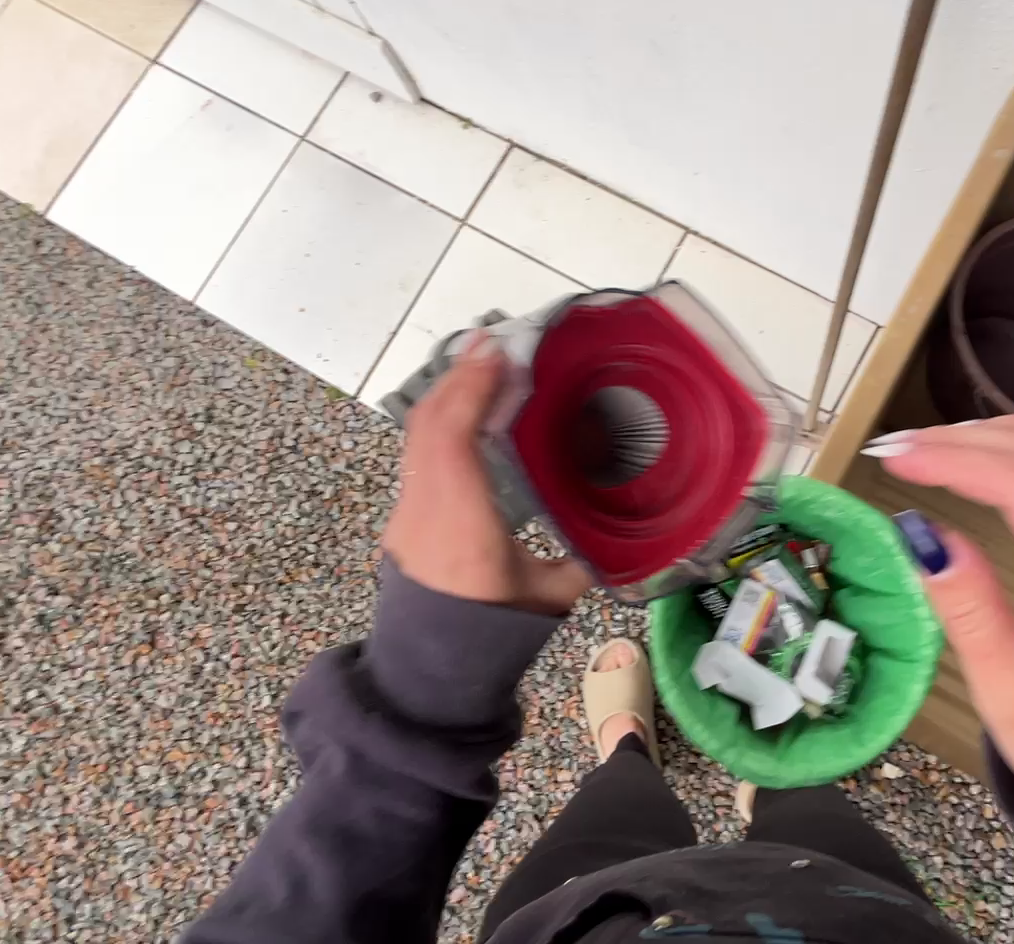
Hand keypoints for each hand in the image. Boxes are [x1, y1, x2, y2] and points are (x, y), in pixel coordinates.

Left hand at [383, 337, 592, 615]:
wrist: (428, 671)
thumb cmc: (492, 635)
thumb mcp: (547, 597)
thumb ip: (578, 564)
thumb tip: (607, 538)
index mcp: (464, 525)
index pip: (453, 440)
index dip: (472, 389)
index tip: (496, 351)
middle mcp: (426, 509)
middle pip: (428, 425)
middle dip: (458, 375)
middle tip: (490, 342)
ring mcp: (408, 511)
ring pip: (417, 436)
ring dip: (447, 393)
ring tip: (477, 365)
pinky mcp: (405, 516)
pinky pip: (418, 452)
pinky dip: (439, 418)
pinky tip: (461, 410)